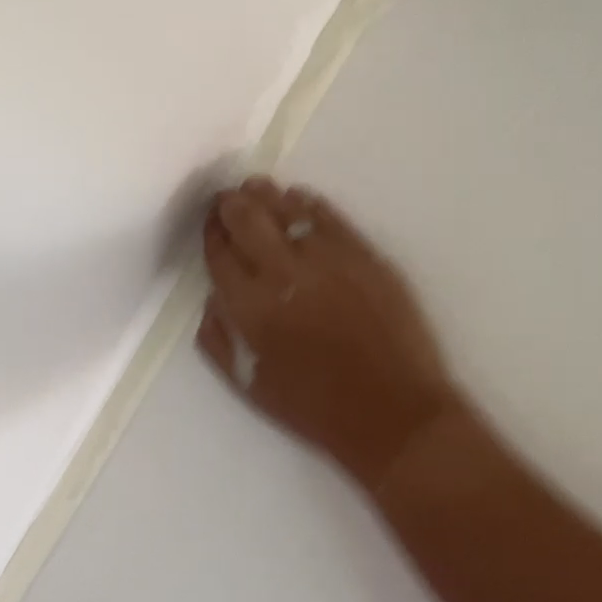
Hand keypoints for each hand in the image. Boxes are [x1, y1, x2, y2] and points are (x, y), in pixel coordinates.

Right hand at [198, 178, 456, 489]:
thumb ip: (218, 337)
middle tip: (227, 200)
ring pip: (286, 210)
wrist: (392, 413)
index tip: (209, 224)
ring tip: (255, 188)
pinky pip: (329, 217)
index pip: (219, 254)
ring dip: (265, 197)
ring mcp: (326, 260)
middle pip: (247, 221)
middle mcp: (282, 274)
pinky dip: (308, 203)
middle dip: (231, 206)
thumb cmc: (311, 407)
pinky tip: (298, 198)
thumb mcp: (245, 382)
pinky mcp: (365, 256)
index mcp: (248, 308)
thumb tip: (213, 298)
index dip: (211, 234)